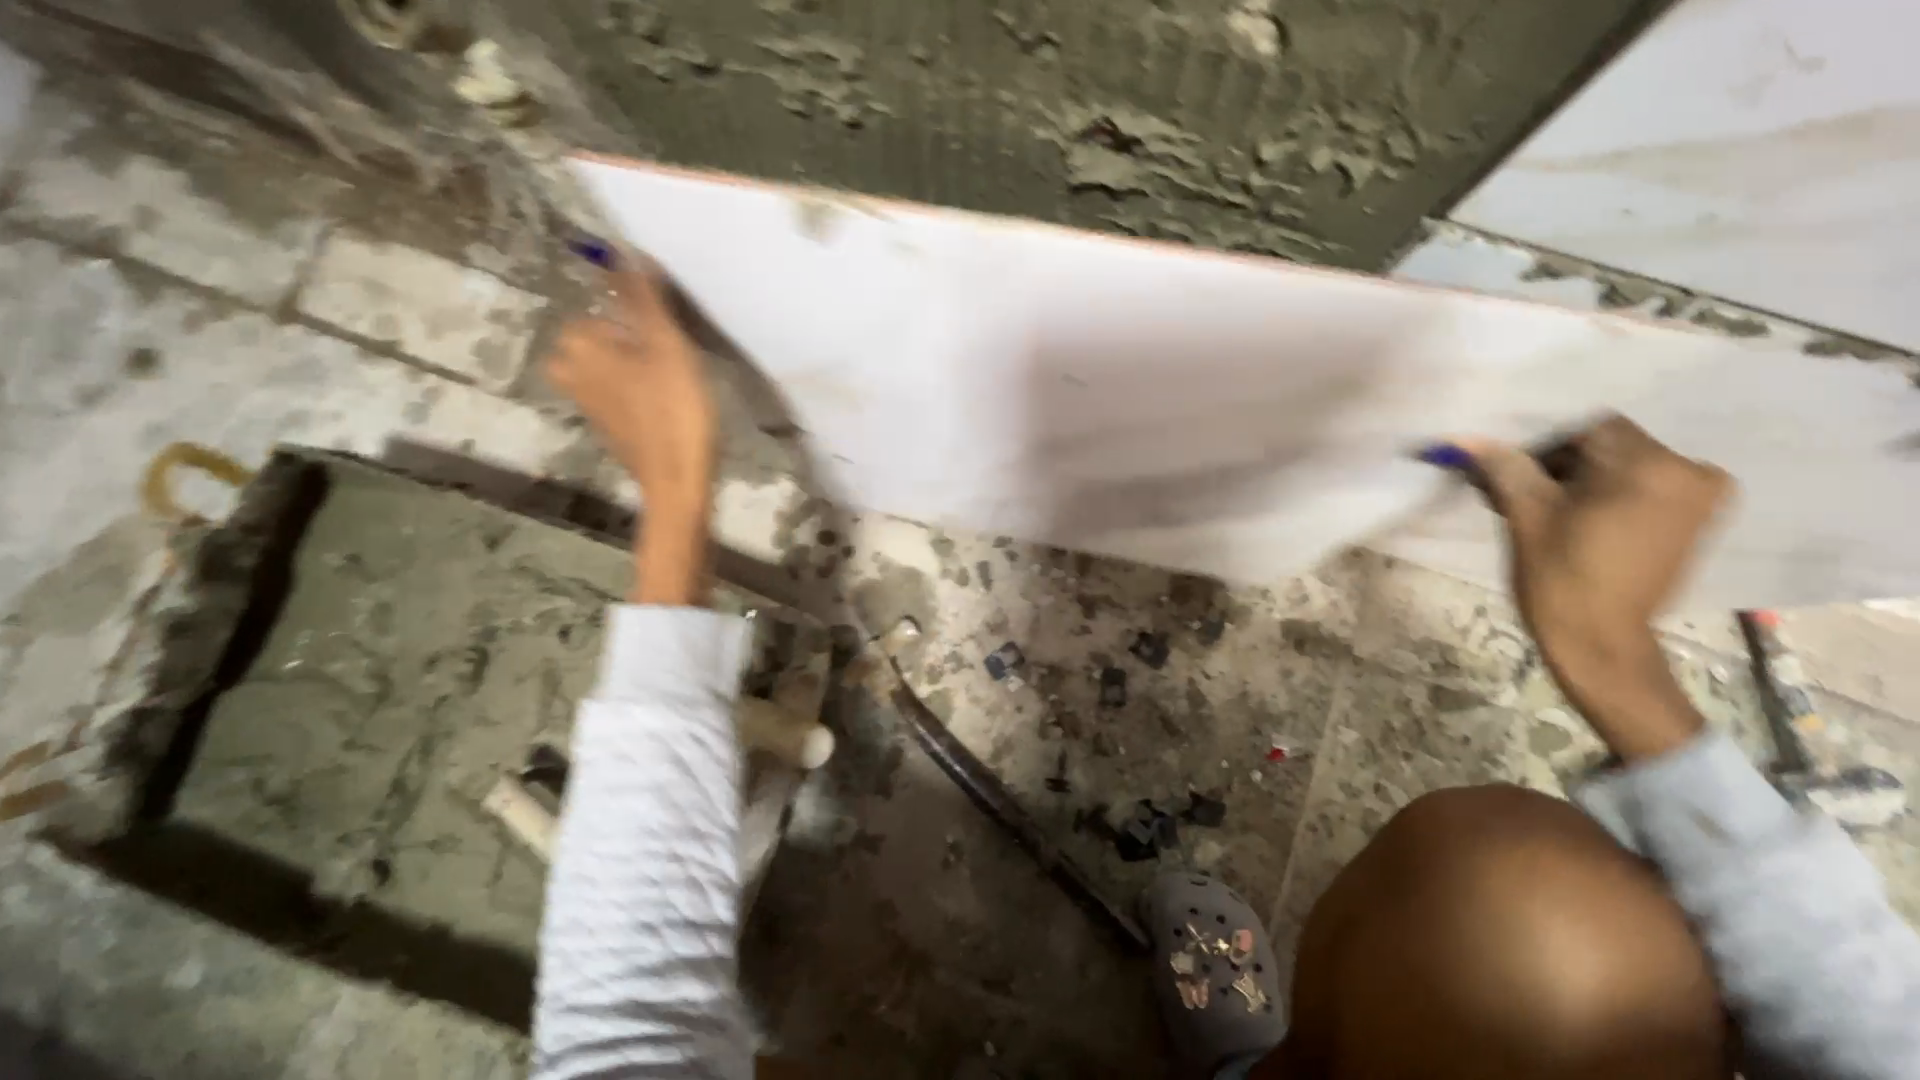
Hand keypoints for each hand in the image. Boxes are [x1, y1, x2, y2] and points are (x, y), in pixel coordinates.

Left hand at [546, 260, 714, 605]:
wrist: (676, 480)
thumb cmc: (674, 409)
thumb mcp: (665, 343)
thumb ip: (641, 295)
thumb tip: (618, 248)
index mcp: (578, 343)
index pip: (604, 304)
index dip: (640, 314)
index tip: (668, 333)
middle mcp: (570, 368)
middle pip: (603, 332)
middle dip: (632, 337)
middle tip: (672, 354)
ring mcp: (585, 399)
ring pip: (609, 361)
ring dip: (636, 363)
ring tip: (673, 376)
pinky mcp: (604, 422)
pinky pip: (616, 388)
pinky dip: (636, 388)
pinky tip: (666, 401)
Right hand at [1460, 417, 1734, 760]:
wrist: (1600, 642)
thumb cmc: (1561, 578)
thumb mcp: (1526, 515)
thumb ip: (1505, 466)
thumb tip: (1467, 437)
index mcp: (1653, 466)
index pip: (1587, 425)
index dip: (1540, 438)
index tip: (1506, 459)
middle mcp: (1692, 470)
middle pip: (1608, 443)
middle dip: (1559, 457)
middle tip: (1514, 481)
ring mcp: (1701, 495)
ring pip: (1623, 463)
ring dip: (1579, 474)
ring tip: (1538, 500)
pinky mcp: (1695, 516)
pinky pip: (1642, 484)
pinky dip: (1605, 490)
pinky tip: (1570, 511)